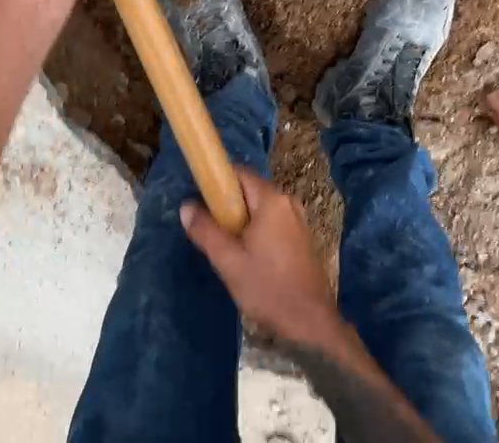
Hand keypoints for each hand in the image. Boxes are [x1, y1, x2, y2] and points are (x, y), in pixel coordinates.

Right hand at [181, 168, 342, 345]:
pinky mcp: (303, 238)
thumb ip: (205, 230)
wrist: (311, 325)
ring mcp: (299, 220)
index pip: (238, 173)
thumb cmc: (268, 288)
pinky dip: (258, 232)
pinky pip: (273, 222)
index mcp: (271, 200)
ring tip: (230, 249)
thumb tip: (186, 207)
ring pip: (260, 208)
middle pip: (249, 190)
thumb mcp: (228, 261)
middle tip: (214, 232)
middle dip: (228, 206)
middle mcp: (288, 202)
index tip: (202, 202)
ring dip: (242, 222)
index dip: (217, 182)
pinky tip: (250, 258)